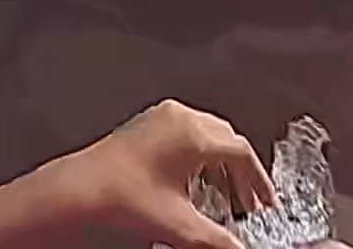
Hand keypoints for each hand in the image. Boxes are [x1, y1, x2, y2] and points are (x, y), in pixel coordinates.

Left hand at [42, 100, 277, 248]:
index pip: (241, 151)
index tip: (267, 204)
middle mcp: (182, 117)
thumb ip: (217, 241)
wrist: (86, 186)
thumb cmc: (127, 199)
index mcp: (194, 134)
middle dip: (242, 172)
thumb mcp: (180, 226)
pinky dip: (202, 153)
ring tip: (226, 198)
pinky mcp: (152, 120)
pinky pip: (189, 130)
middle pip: (227, 139)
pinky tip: (198, 183)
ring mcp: (165, 115)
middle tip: (249, 205)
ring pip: (208, 133)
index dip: (259, 180)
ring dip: (222, 163)